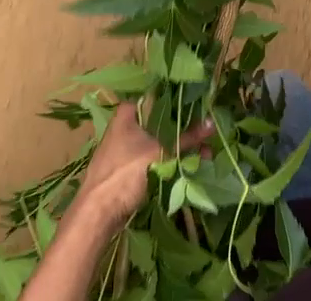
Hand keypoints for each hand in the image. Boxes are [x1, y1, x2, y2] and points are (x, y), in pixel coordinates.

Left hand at [74, 104, 211, 227]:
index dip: (168, 97)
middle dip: (180, 130)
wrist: (98, 213)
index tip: (189, 101)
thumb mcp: (161, 153)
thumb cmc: (126, 172)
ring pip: (155, 145)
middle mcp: (121, 130)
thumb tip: (212, 122)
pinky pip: (150, 162)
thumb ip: (187, 138)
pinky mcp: (124, 173)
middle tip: (202, 133)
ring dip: (177, 149)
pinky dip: (167, 164)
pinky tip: (186, 168)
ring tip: (202, 154)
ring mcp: (122, 153)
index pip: (148, 96)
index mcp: (125, 117)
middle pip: (156, 123)